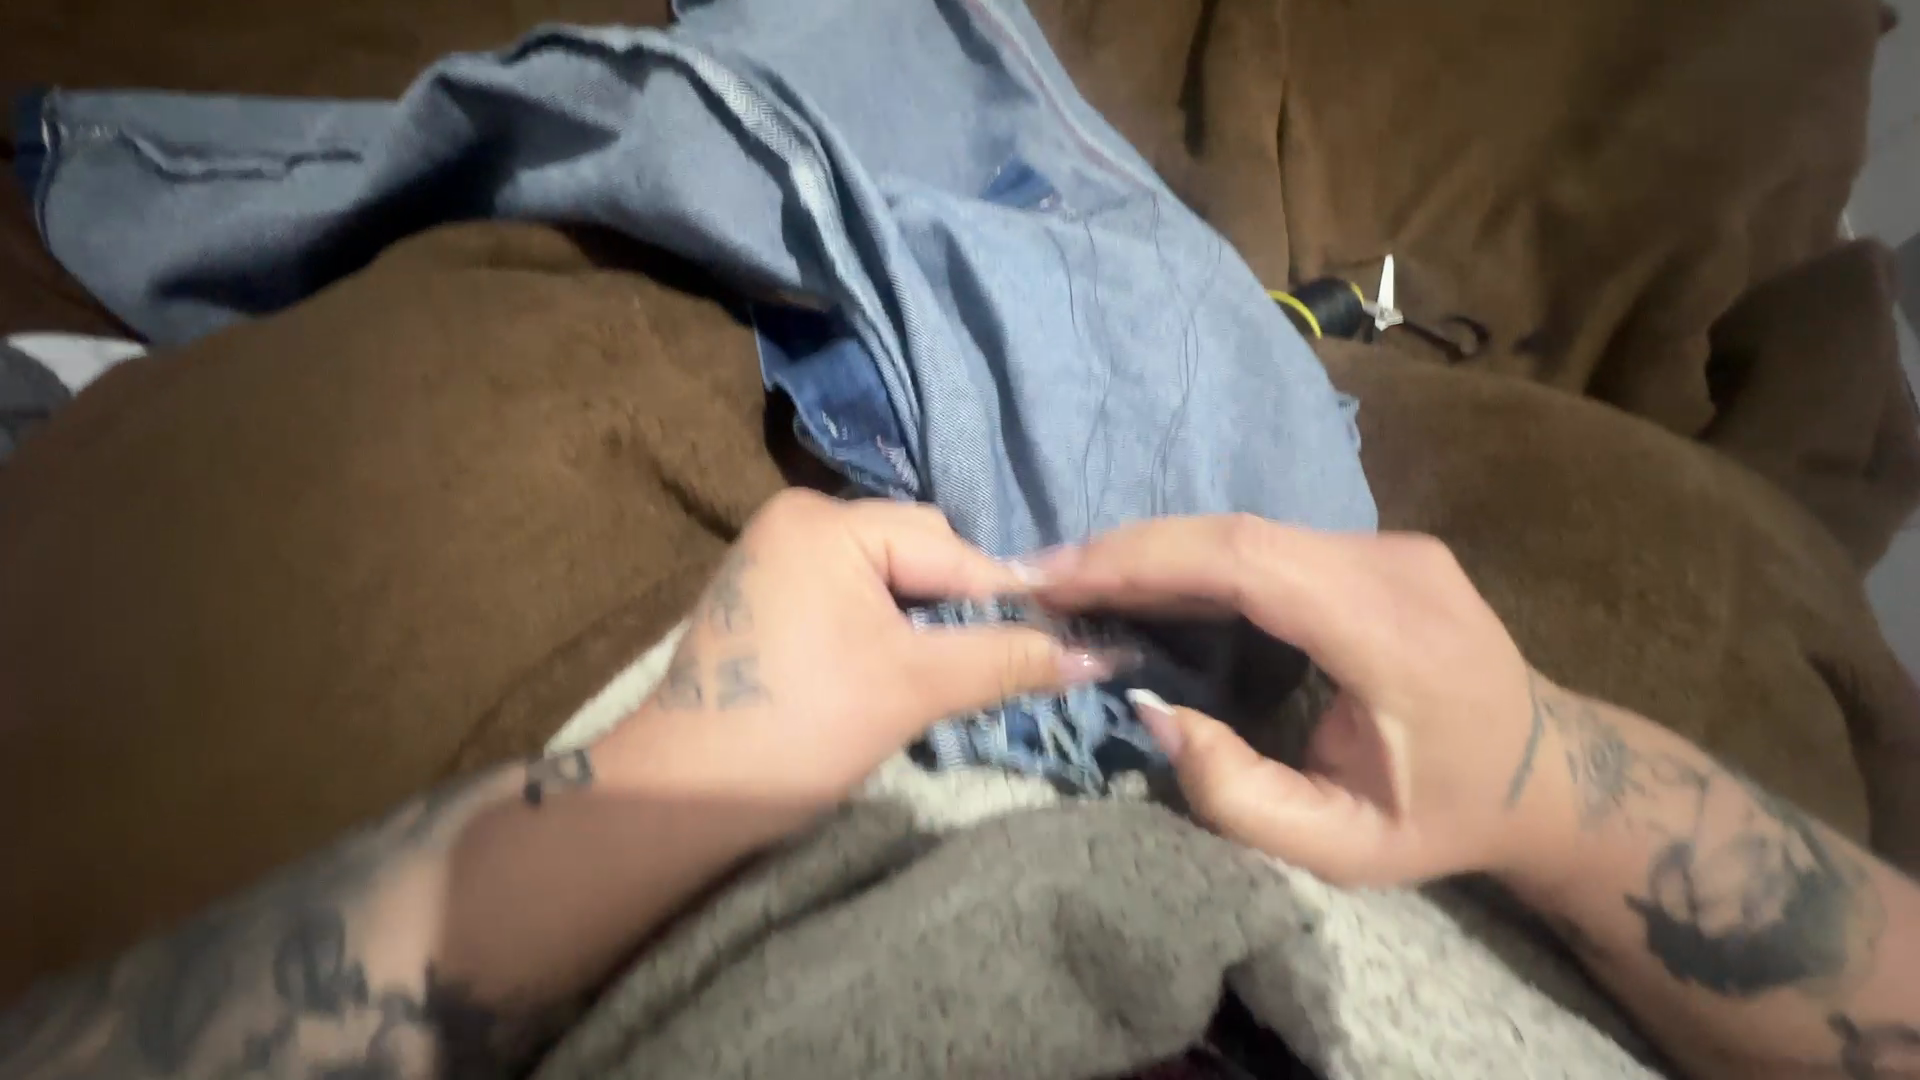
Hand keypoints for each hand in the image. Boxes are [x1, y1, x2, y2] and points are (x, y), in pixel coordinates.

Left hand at [598, 490, 1119, 809]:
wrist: (681, 796)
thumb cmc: (799, 731)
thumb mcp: (914, 689)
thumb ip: (1007, 660)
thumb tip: (1098, 655)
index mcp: (827, 522)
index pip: (945, 548)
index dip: (1004, 595)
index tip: (1059, 633)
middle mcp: (800, 517)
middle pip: (917, 548)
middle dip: (955, 604)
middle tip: (979, 661)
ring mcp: (778, 551)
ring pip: (888, 571)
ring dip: (923, 615)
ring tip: (937, 665)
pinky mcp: (771, 587)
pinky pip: (853, 588)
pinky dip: (885, 620)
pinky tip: (891, 659)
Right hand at [1029, 515, 1554, 886]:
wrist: (1550, 767)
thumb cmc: (1446, 815)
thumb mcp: (1346, 849)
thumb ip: (1240, 797)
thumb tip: (1149, 709)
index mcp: (1395, 633)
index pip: (1248, 562)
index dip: (1143, 560)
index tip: (1059, 579)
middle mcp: (1390, 564)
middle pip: (1230, 532)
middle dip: (1123, 551)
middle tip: (1040, 579)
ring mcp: (1381, 545)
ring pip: (1236, 530)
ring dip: (1146, 552)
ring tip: (1071, 583)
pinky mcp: (1362, 547)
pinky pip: (1255, 542)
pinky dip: (1182, 559)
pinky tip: (1135, 582)